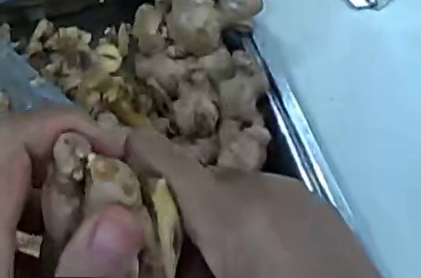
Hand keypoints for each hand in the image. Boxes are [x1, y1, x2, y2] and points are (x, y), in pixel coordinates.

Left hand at [0, 109, 143, 277]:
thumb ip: (80, 273)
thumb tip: (125, 213)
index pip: (9, 138)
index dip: (62, 125)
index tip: (113, 149)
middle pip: (1, 153)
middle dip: (61, 151)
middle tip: (111, 178)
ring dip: (49, 190)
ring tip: (97, 215)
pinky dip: (33, 227)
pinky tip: (64, 260)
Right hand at [128, 130, 380, 277]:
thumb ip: (168, 258)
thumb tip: (128, 231)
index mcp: (229, 206)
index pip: (157, 153)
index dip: (123, 153)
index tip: (97, 165)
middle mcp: (260, 182)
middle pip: (192, 179)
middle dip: (172, 210)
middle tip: (165, 255)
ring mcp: (296, 193)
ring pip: (230, 191)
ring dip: (214, 221)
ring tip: (215, 266)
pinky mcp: (323, 210)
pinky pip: (266, 204)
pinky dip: (250, 226)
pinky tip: (257, 266)